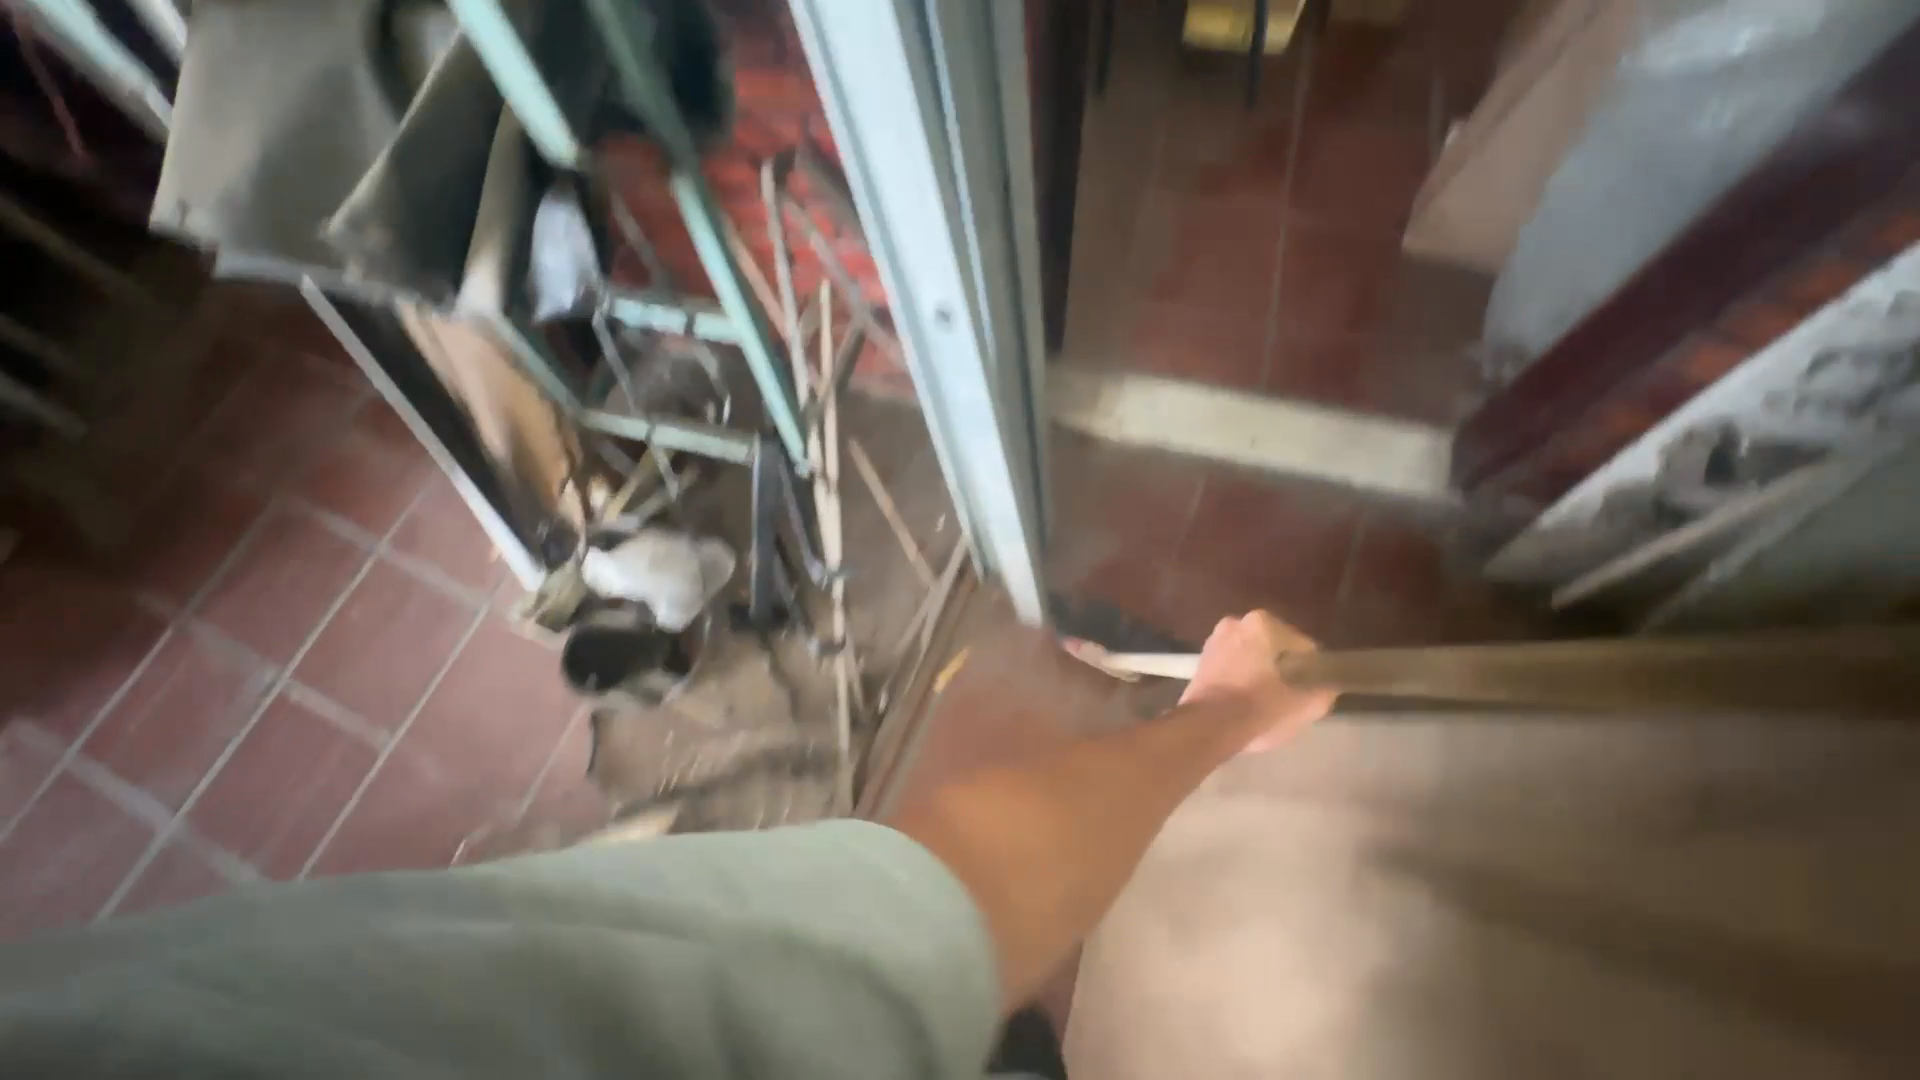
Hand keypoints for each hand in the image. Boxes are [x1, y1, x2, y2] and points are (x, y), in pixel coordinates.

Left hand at [1178, 611, 1335, 752]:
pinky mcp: (1201, 660)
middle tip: (1289, 697)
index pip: (1302, 647)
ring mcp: (1214, 640)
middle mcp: (1235, 622)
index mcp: (1262, 623)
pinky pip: (1233, 667)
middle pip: (1274, 650)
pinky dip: (1241, 679)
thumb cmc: (1259, 709)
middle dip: (1283, 669)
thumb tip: (1327, 685)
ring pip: (1252, 658)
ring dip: (1261, 673)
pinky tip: (1246, 701)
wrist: (1207, 727)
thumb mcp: (1306, 705)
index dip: (1311, 671)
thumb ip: (1325, 689)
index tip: (1309, 691)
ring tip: (1267, 702)